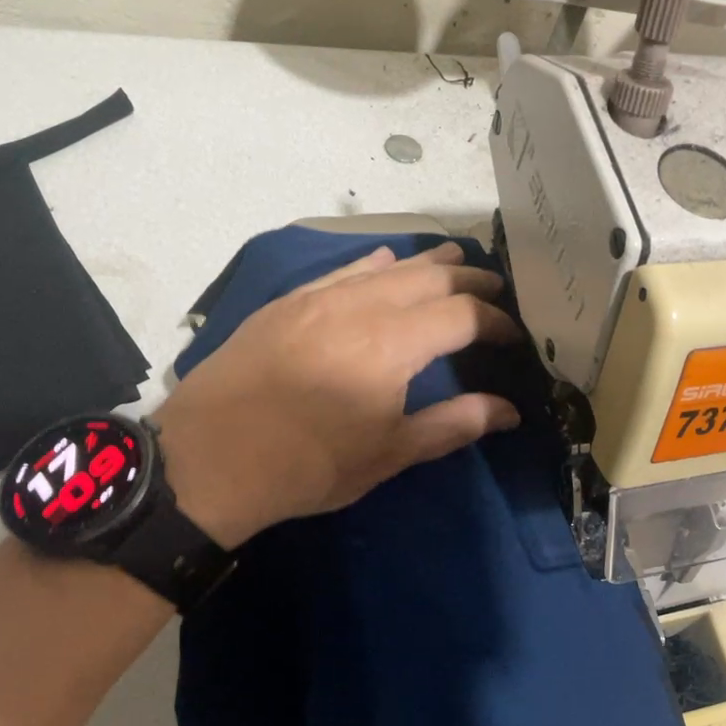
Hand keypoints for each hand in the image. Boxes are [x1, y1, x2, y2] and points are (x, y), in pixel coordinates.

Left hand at [152, 242, 521, 545]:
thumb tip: (508, 410)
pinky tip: (383, 261)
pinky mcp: (285, 305)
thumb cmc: (310, 465)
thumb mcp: (390, 453)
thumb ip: (454, 424)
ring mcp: (317, 299)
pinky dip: (372, 264)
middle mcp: (359, 306)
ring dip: (425, 264)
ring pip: (384, 266)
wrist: (210, 460)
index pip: (461, 316)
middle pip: (428, 278)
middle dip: (468, 282)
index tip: (515, 336)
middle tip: (496, 289)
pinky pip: (341, 270)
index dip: (496, 322)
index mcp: (392, 343)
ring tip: (454, 261)